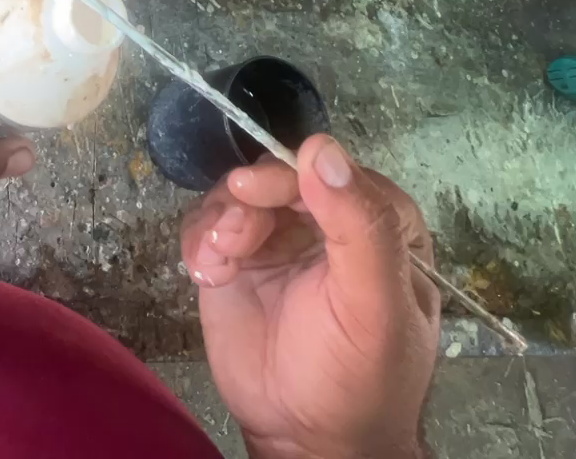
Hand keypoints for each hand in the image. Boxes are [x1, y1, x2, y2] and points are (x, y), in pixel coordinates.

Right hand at [181, 136, 440, 458]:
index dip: (291, 175)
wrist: (301, 437)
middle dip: (247, 201)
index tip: (256, 193)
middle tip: (231, 236)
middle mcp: (323, 219)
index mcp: (377, 222)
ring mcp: (274, 235)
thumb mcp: (373, 307)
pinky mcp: (232, 254)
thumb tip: (320, 146)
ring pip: (233, 194)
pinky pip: (204, 223)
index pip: (331, 169)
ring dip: (219, 223)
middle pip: (274, 174)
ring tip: (221, 264)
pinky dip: (199, 244)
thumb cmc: (357, 376)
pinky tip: (209, 277)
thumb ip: (361, 227)